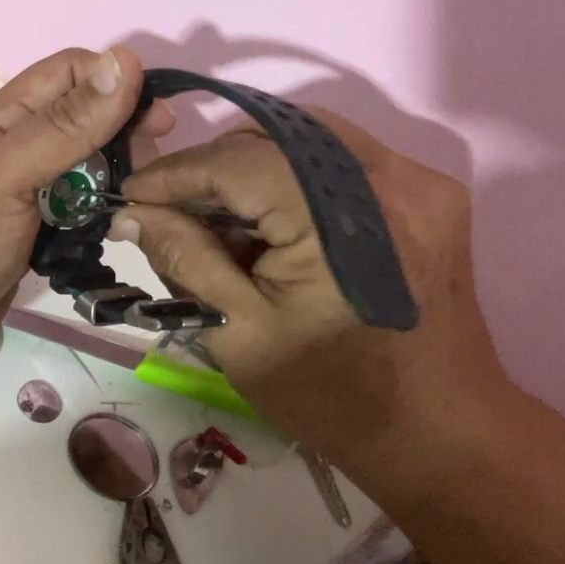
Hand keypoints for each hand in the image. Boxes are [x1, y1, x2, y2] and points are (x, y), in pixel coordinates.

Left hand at [0, 47, 173, 365]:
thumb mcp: (6, 174)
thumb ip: (63, 124)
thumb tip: (125, 59)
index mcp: (1, 121)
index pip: (70, 72)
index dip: (116, 82)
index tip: (156, 120)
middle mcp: (13, 148)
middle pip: (83, 116)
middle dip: (122, 129)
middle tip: (154, 163)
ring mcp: (22, 192)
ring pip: (84, 164)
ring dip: (115, 173)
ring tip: (139, 196)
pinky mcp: (32, 232)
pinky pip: (76, 208)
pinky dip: (99, 210)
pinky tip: (117, 224)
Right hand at [111, 110, 509, 463]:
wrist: (436, 428)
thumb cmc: (327, 392)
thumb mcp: (235, 330)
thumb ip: (182, 259)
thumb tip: (132, 214)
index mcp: (343, 219)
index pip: (238, 160)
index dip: (174, 172)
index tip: (128, 195)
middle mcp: (391, 179)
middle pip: (276, 135)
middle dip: (211, 165)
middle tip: (166, 209)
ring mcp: (419, 181)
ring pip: (306, 141)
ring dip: (247, 169)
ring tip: (210, 219)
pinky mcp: (426, 195)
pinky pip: (336, 163)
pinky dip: (286, 180)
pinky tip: (263, 226)